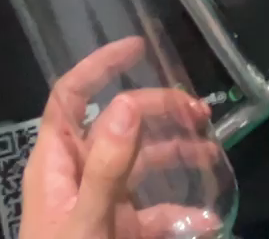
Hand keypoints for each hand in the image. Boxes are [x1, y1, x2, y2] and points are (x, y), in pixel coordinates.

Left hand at [19, 39, 217, 238]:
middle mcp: (78, 175)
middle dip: (157, 109)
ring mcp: (101, 205)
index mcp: (56, 163)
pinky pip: (156, 211)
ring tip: (211, 150)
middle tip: (198, 110)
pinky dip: (182, 211)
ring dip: (176, 152)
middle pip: (117, 122)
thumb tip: (126, 102)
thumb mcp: (87, 226)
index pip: (70, 96)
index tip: (138, 47)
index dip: (99, 66)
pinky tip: (209, 220)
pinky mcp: (120, 233)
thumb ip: (107, 167)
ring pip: (142, 161)